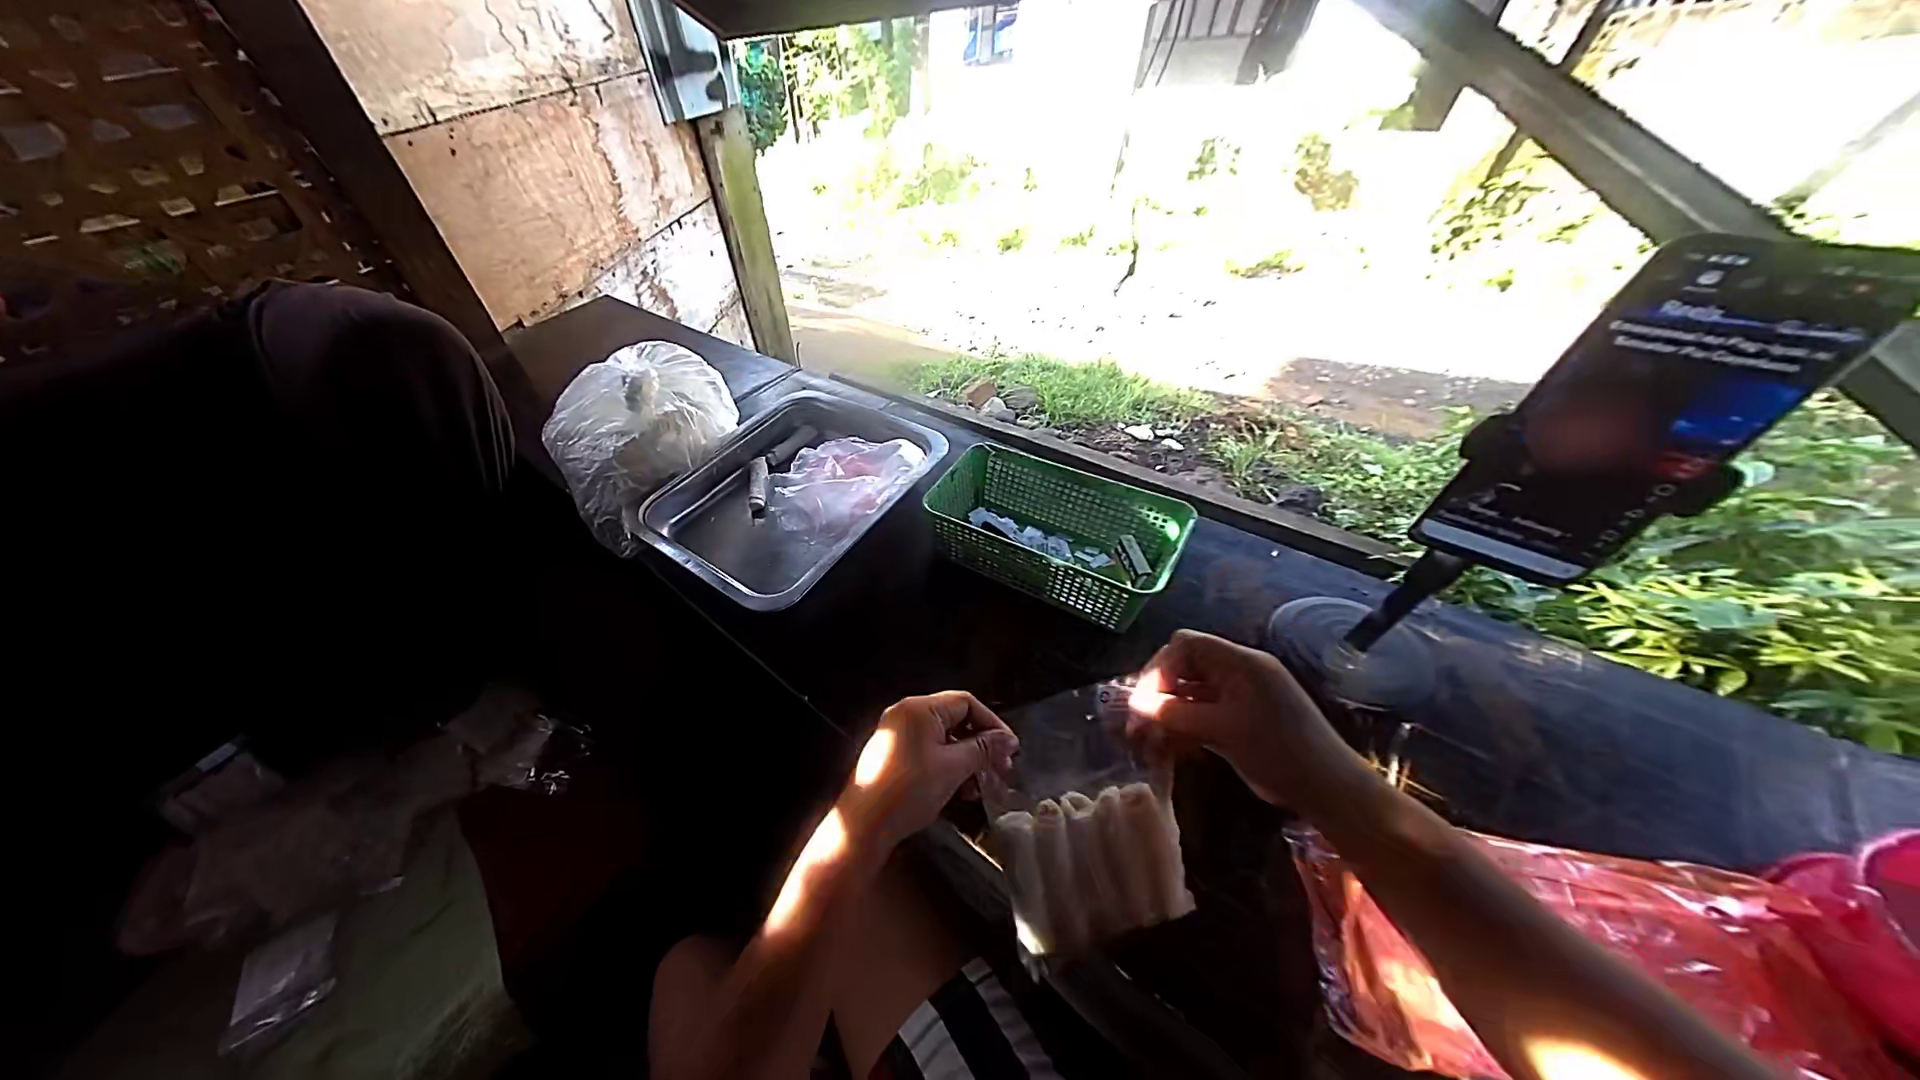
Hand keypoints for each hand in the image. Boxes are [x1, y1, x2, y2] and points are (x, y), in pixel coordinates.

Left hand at [837, 692, 1017, 852]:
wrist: (863, 826)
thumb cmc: (908, 792)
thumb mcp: (953, 768)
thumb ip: (983, 748)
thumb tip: (1007, 740)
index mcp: (919, 708)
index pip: (966, 703)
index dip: (992, 724)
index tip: (1010, 748)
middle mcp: (906, 714)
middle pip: (955, 720)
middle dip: (981, 744)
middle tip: (1001, 767)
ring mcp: (897, 735)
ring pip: (943, 739)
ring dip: (967, 759)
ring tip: (983, 784)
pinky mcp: (893, 756)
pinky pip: (928, 751)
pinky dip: (948, 765)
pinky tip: (961, 789)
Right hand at [1127, 629, 1364, 809]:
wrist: (1329, 790)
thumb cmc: (1280, 752)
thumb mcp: (1223, 731)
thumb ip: (1176, 714)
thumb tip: (1134, 704)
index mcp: (1241, 662)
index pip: (1186, 645)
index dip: (1159, 667)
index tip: (1143, 699)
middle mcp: (1238, 672)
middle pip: (1184, 667)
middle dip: (1157, 691)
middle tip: (1138, 721)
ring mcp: (1238, 696)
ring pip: (1189, 693)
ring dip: (1166, 712)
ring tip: (1146, 738)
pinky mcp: (1238, 719)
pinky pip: (1201, 713)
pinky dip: (1182, 726)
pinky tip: (1168, 746)